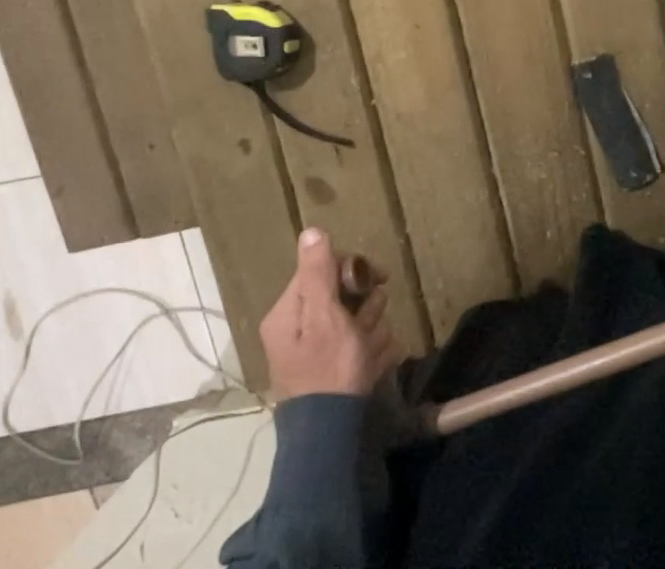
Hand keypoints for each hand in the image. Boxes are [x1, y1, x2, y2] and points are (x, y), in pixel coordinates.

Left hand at [260, 228, 403, 402]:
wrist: (331, 431)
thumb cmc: (328, 370)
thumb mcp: (324, 317)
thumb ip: (318, 274)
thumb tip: (311, 231)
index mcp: (289, 311)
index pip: (323, 268)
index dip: (352, 271)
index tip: (375, 280)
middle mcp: (300, 327)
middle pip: (345, 295)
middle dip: (366, 309)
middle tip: (365, 328)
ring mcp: (320, 348)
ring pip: (361, 319)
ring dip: (373, 332)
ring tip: (368, 354)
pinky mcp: (338, 366)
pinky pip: (365, 344)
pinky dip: (374, 351)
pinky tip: (371, 365)